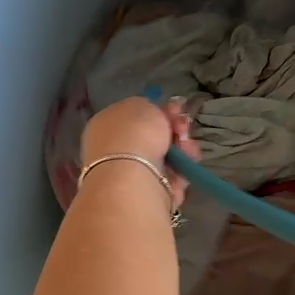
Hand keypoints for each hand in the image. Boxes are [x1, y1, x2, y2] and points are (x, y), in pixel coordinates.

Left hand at [81, 97, 198, 206]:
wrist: (132, 176)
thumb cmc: (134, 133)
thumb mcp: (142, 104)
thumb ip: (149, 106)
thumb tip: (154, 114)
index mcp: (107, 125)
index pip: (136, 115)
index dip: (159, 110)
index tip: (176, 109)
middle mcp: (116, 149)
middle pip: (154, 135)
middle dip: (175, 130)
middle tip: (183, 129)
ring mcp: (131, 172)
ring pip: (167, 154)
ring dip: (183, 148)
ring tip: (186, 148)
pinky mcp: (148, 191)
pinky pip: (173, 174)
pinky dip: (183, 168)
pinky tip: (187, 163)